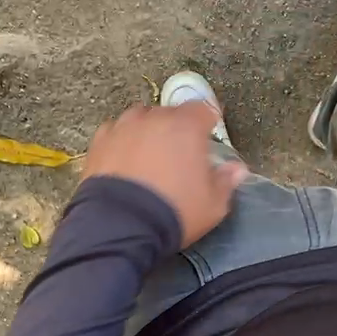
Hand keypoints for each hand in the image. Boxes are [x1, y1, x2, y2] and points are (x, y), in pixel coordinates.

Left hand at [81, 101, 246, 246]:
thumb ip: (226, 182)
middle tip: (179, 154)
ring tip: (150, 157)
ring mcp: (123, 127)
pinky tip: (124, 162)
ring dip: (148, 132)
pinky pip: (116, 134)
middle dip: (177, 129)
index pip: (204, 110)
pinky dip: (123, 143)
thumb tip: (237, 169)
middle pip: (170, 114)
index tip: (209, 134)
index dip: (208, 121)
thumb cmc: (174, 212)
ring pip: (140, 120)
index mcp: (186, 127)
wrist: (119, 225)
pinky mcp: (99, 143)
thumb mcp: (212, 205)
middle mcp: (154, 118)